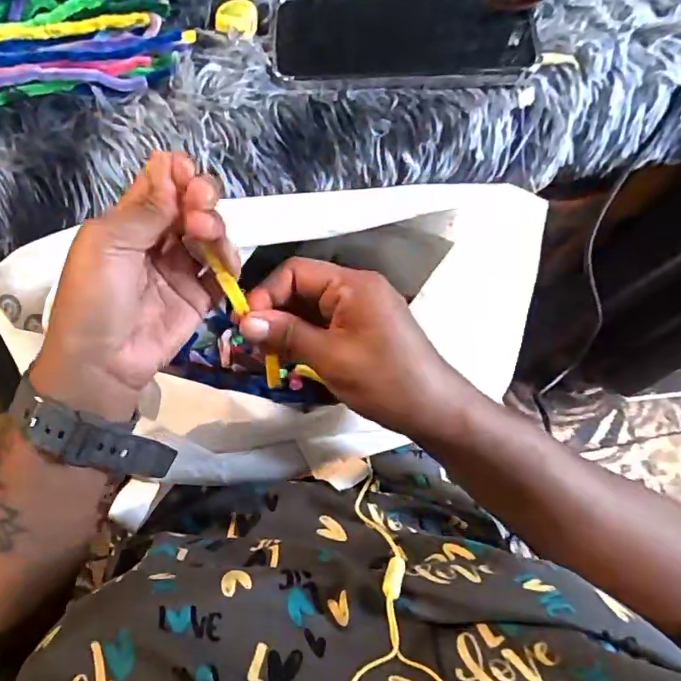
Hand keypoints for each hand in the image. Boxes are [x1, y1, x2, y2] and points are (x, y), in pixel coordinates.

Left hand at [30, 153, 231, 420]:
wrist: (100, 365)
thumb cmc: (92, 300)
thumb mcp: (106, 244)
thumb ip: (144, 209)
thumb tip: (171, 167)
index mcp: (127, 222)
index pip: (160, 183)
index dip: (177, 174)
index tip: (185, 177)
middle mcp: (155, 240)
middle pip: (191, 204)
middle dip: (201, 197)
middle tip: (199, 208)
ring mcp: (179, 269)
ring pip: (210, 233)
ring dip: (215, 226)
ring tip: (206, 235)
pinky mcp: (198, 298)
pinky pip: (223, 271)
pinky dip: (229, 261)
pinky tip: (224, 262)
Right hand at [241, 258, 483, 440]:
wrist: (435, 410)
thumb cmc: (384, 380)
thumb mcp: (330, 357)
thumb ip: (287, 334)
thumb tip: (245, 321)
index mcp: (353, 284)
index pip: (295, 271)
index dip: (266, 294)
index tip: (246, 325)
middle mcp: (357, 289)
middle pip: (301, 289)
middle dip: (273, 314)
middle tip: (252, 346)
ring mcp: (361, 310)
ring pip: (309, 310)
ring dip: (285, 330)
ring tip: (267, 357)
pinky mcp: (362, 330)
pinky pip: (323, 326)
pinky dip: (303, 340)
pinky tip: (289, 361)